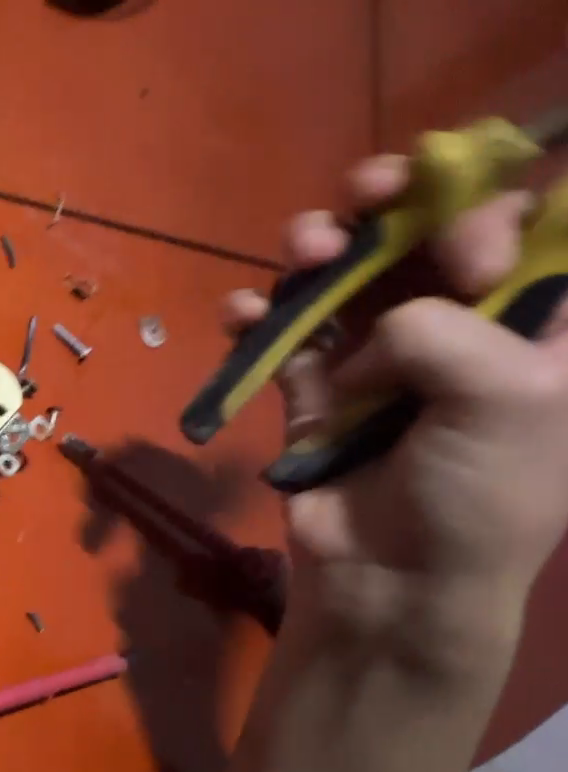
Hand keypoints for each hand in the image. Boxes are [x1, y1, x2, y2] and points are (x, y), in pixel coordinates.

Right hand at [225, 157, 567, 659]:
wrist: (389, 574)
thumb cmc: (477, 491)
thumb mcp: (507, 396)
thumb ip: (442, 329)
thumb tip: (367, 330)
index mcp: (541, 322)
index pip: (534, 226)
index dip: (496, 212)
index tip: (464, 256)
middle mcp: (463, 324)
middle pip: (430, 231)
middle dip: (399, 200)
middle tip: (369, 192)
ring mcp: (380, 354)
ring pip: (348, 272)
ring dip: (319, 248)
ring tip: (300, 252)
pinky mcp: (309, 386)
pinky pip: (281, 333)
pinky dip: (255, 316)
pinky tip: (240, 314)